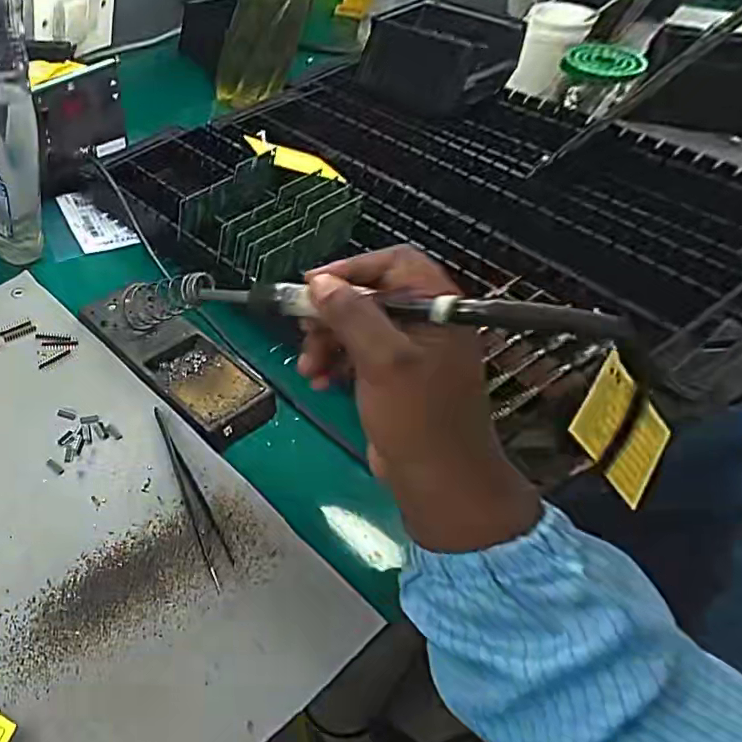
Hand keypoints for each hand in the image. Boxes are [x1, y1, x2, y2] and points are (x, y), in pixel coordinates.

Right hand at [297, 247, 539, 551]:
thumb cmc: (418, 417)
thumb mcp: (383, 360)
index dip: (350, 270)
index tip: (311, 287)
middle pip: (365, 297)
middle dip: (329, 315)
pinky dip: (332, 365)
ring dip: (324, 343)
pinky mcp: (389, 379)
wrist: (436, 478)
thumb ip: (352, 315)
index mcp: (435, 308)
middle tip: (305, 333)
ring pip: (353, 328)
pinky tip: (321, 382)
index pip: (393, 264)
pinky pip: (353, 357)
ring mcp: (405, 353)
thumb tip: (320, 283)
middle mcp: (422, 324)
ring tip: (310, 369)